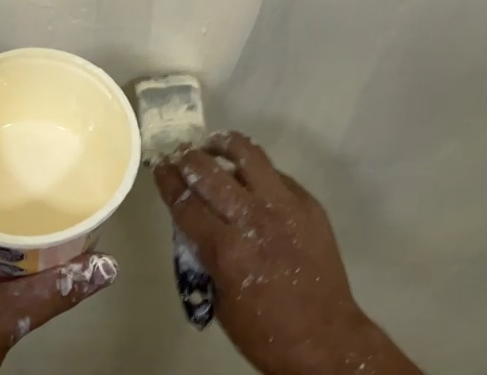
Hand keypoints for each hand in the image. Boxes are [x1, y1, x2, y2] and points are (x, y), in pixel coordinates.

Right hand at [153, 133, 421, 374]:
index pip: (186, 202)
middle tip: (180, 153)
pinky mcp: (308, 204)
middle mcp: (253, 220)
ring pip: (248, 154)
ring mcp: (285, 207)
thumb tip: (193, 221)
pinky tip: (250, 178)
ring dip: (223, 145)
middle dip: (187, 158)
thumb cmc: (266, 331)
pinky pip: (276, 174)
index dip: (167, 180)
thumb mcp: (220, 300)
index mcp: (226, 250)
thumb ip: (205, 255)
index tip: (159, 166)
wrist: (328, 341)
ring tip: (213, 146)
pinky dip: (256, 171)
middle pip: (209, 171)